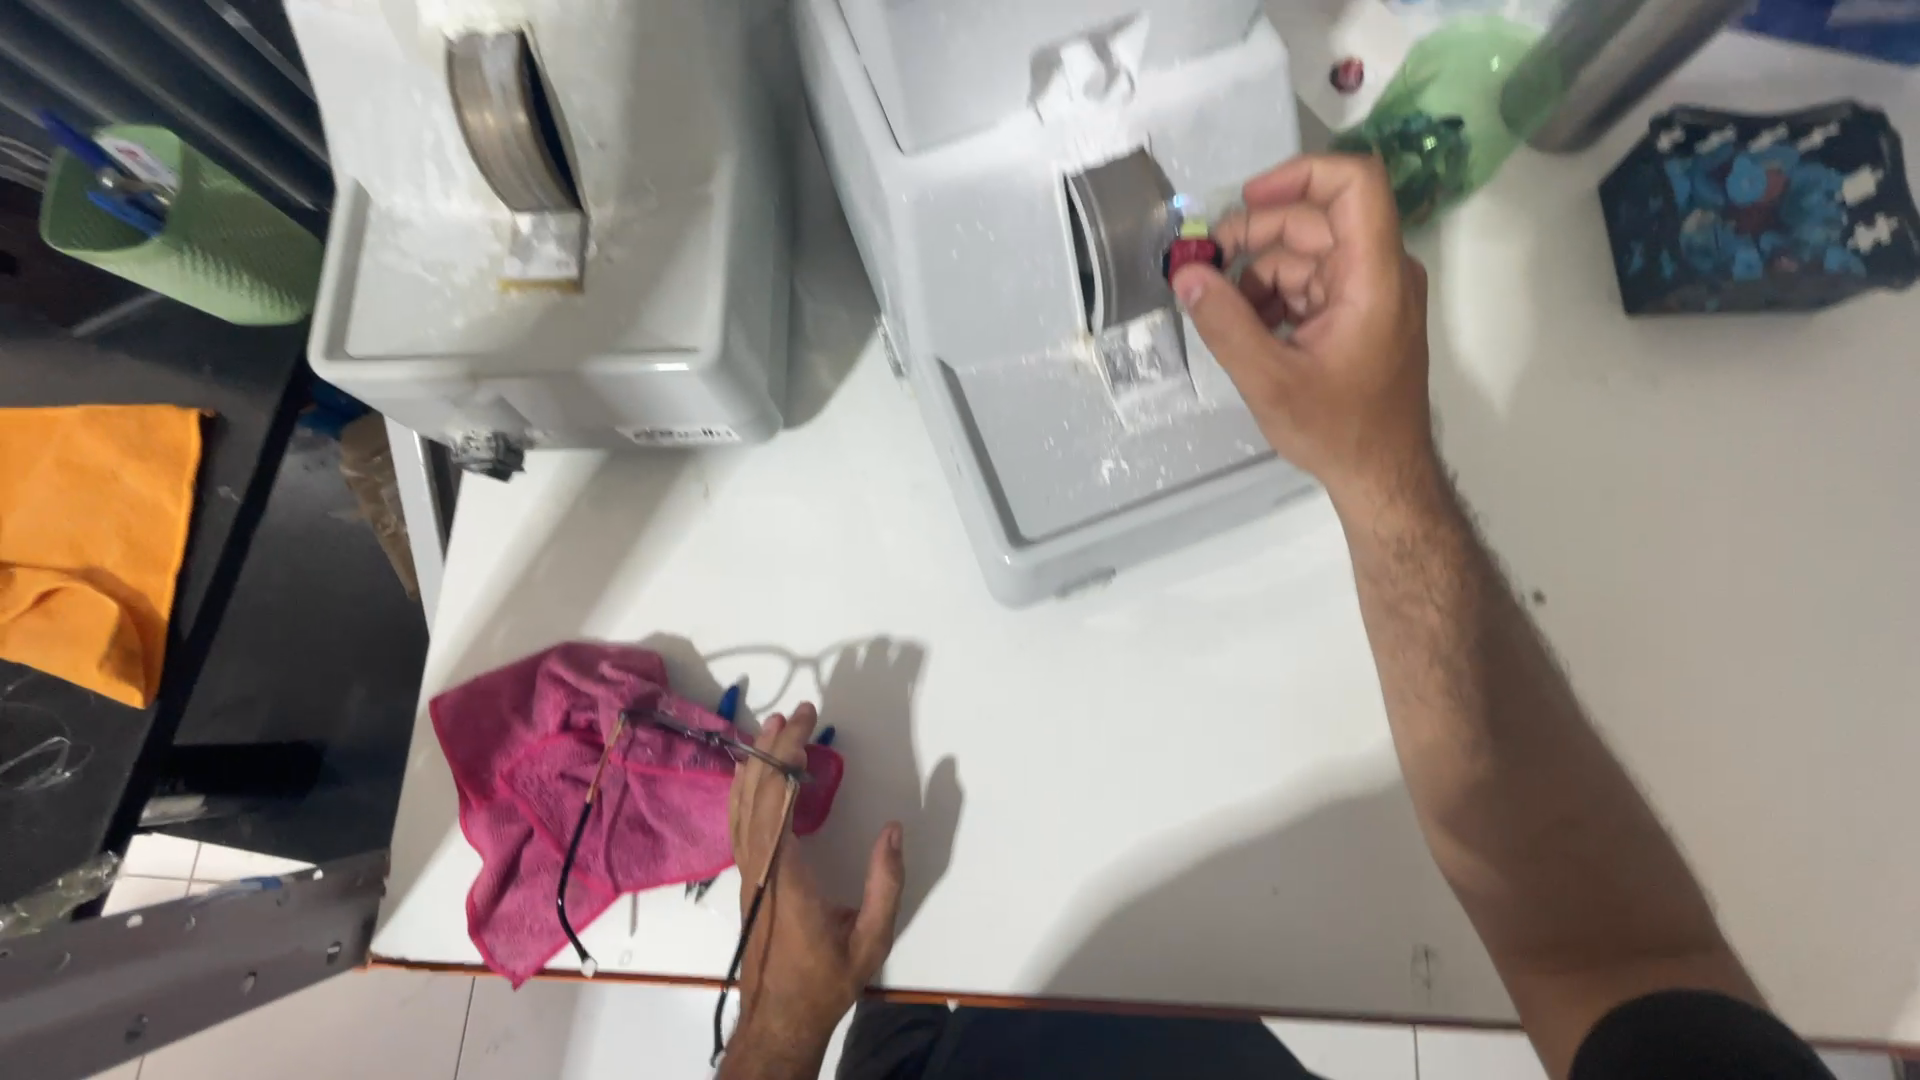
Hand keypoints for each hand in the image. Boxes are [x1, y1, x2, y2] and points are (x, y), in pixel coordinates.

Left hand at [727, 703, 903, 1052]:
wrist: (779, 1020)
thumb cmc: (826, 981)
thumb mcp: (870, 939)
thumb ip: (885, 883)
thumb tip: (893, 828)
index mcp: (785, 878)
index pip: (777, 806)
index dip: (785, 763)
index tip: (803, 729)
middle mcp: (758, 868)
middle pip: (755, 795)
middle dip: (773, 748)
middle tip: (797, 712)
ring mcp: (747, 872)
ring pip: (740, 806)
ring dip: (757, 762)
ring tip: (774, 726)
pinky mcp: (747, 876)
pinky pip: (739, 821)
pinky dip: (746, 787)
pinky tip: (755, 770)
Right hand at [1172, 154, 1435, 510]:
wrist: (1381, 474)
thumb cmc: (1336, 430)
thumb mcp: (1269, 380)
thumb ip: (1224, 324)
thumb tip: (1184, 275)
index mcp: (1373, 276)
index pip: (1353, 185)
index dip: (1298, 176)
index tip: (1243, 201)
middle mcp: (1379, 272)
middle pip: (1317, 221)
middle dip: (1256, 237)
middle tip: (1205, 265)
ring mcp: (1370, 294)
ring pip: (1307, 256)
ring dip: (1259, 276)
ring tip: (1225, 314)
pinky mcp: (1358, 316)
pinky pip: (1311, 286)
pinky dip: (1274, 299)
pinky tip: (1250, 330)